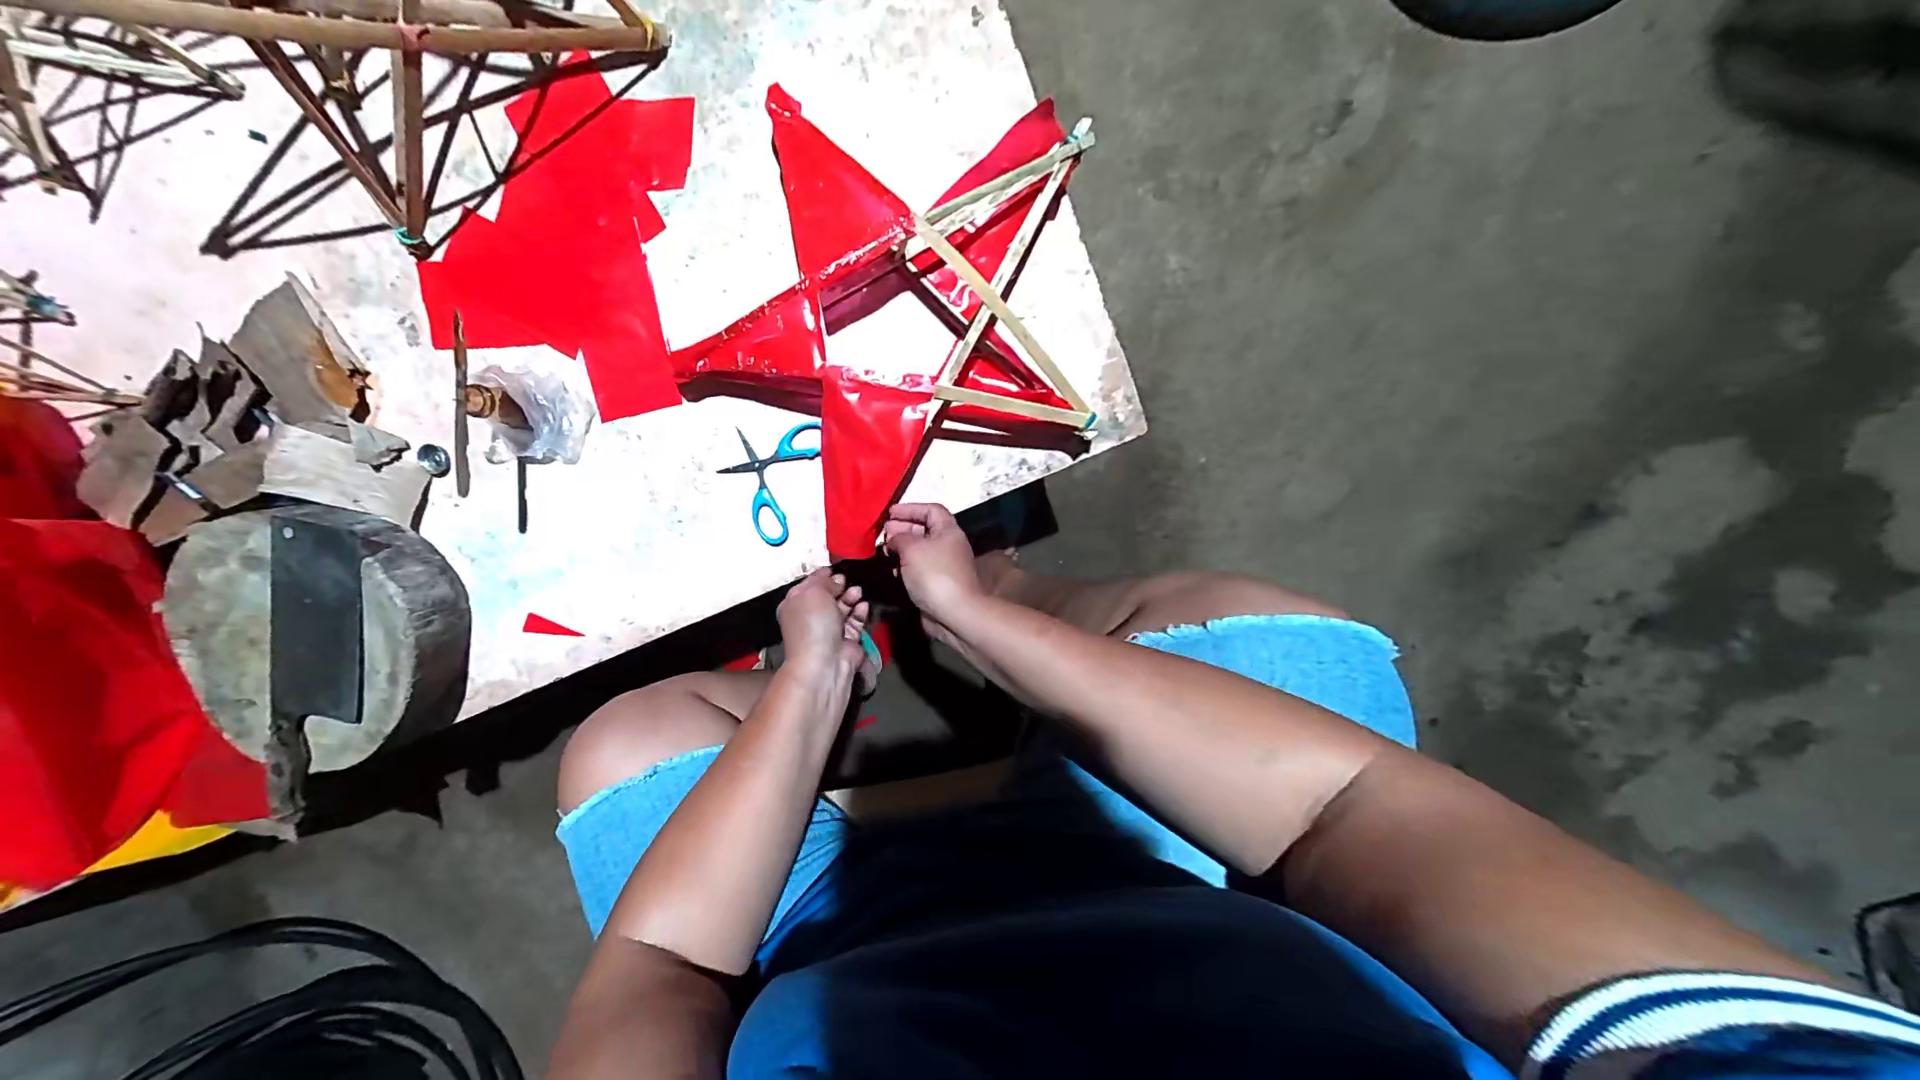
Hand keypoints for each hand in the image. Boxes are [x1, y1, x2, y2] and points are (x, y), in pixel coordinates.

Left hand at [776, 569, 868, 687]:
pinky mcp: (846, 639)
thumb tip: (835, 578)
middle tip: (848, 581)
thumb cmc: (813, 623)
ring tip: (858, 593)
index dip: (824, 575)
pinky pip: (855, 621)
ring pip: (844, 606)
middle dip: (840, 586)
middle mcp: (810, 616)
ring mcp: (829, 629)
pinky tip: (863, 606)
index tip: (837, 568)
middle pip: (829, 595)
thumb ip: (824, 580)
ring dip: (852, 597)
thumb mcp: (813, 592)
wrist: (824, 660)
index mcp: (794, 604)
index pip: (810, 584)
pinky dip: (860, 612)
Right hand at [881, 503, 983, 631]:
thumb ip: (899, 537)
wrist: (955, 613)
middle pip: (923, 529)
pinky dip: (904, 566)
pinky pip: (918, 568)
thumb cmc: (934, 574)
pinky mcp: (936, 583)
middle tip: (882, 533)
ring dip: (901, 548)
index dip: (910, 508)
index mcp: (948, 530)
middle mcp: (948, 545)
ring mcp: (943, 565)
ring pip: (919, 550)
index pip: (930, 510)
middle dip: (902, 528)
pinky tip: (891, 569)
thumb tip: (893, 539)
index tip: (890, 513)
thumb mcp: (912, 548)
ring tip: (883, 550)